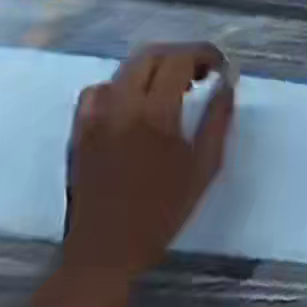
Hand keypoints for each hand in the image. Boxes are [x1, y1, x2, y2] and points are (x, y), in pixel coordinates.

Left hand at [57, 43, 234, 306]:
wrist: (104, 252)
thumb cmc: (162, 213)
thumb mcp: (204, 167)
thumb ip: (218, 118)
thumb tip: (228, 82)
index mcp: (155, 114)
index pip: (179, 60)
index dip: (204, 54)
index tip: (220, 66)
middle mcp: (121, 105)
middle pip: (151, 55)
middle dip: (181, 55)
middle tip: (202, 72)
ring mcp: (94, 115)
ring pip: (126, 68)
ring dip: (155, 67)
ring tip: (175, 86)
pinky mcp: (78, 127)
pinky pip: (100, 89)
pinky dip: (123, 85)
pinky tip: (135, 103)